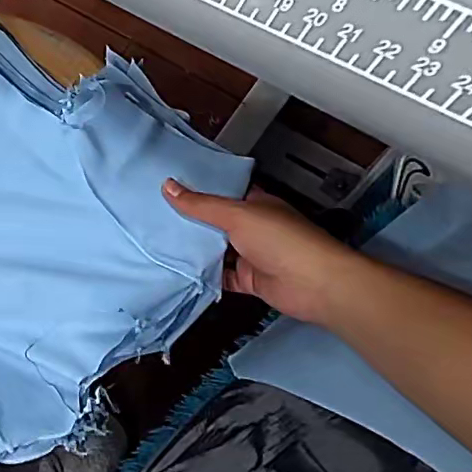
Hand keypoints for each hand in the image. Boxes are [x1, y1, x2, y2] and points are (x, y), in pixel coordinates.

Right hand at [163, 179, 369, 324]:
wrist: (315, 285)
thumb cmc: (281, 240)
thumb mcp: (236, 215)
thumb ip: (201, 205)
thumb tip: (168, 186)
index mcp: (255, 204)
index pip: (223, 192)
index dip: (198, 188)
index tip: (168, 186)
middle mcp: (253, 227)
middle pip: (216, 222)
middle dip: (191, 220)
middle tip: (155, 215)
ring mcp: (251, 254)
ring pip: (217, 250)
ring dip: (196, 249)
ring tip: (159, 241)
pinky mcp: (249, 279)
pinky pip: (221, 276)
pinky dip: (205, 274)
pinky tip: (180, 271)